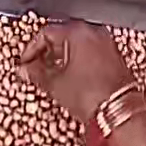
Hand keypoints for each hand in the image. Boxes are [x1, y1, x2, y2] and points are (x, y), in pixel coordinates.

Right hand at [17, 20, 136, 121]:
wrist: (120, 114)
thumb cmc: (91, 95)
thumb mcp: (56, 84)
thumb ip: (36, 73)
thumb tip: (26, 69)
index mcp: (77, 31)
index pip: (46, 32)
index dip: (32, 49)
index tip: (25, 62)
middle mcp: (93, 32)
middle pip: (62, 35)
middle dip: (46, 53)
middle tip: (35, 68)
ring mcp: (106, 43)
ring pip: (77, 44)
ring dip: (61, 57)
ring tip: (51, 75)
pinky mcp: (113, 56)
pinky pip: (89, 52)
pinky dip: (77, 61)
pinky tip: (70, 77)